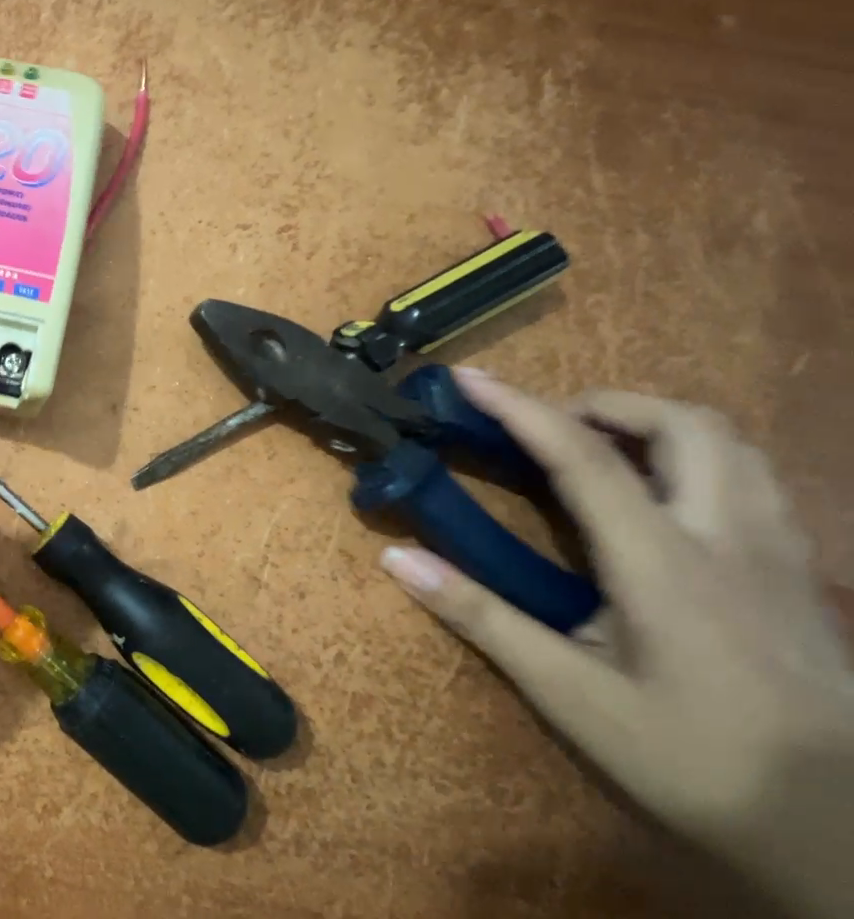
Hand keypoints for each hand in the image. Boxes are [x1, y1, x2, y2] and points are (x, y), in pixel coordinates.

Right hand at [378, 369, 853, 917]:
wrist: (837, 827)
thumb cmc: (689, 758)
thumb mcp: (571, 696)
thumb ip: (482, 618)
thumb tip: (396, 558)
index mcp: (664, 563)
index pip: (586, 457)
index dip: (521, 408)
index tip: (468, 378)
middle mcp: (729, 538)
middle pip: (685, 425)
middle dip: (608, 403)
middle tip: (546, 423)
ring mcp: (779, 553)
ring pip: (735, 445)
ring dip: (660, 423)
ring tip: (601, 446)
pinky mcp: (801, 574)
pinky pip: (757, 480)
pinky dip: (701, 457)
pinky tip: (665, 497)